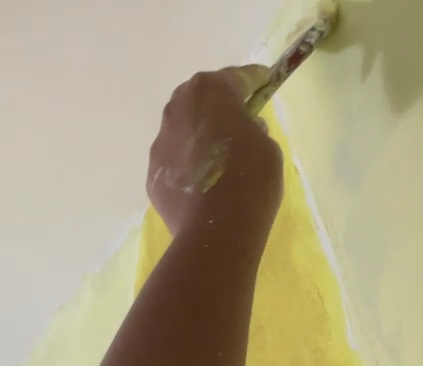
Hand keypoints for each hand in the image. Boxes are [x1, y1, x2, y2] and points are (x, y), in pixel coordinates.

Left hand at [147, 67, 283, 238]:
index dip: (255, 81)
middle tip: (238, 125)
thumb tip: (243, 131)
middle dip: (220, 108)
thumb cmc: (251, 182)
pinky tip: (203, 190)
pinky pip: (176, 164)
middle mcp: (178, 107)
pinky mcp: (154, 174)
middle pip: (202, 100)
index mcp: (211, 91)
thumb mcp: (268, 149)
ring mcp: (161, 141)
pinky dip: (189, 170)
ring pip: (184, 132)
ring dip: (200, 140)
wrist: (216, 230)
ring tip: (218, 165)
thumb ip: (254, 131)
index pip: (238, 78)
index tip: (265, 83)